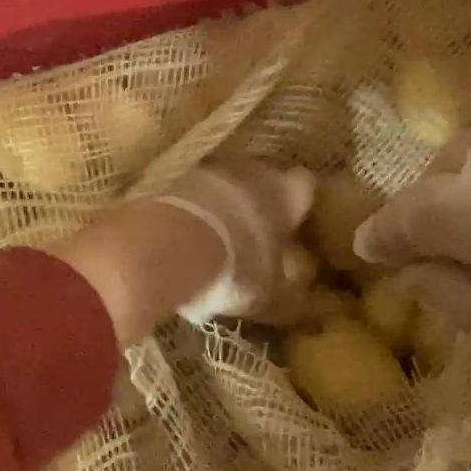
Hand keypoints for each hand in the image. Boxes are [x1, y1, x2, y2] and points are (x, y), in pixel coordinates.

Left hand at [52, 158, 314, 345]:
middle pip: (259, 179)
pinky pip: (182, 189)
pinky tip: (175, 237)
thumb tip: (301, 302)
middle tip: (246, 238)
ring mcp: (206, 168)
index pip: (305, 187)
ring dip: (215, 204)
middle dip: (254, 204)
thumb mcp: (270, 298)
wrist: (167, 246)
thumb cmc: (234, 268)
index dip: (298, 206)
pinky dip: (183, 207)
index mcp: (285, 194)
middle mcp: (250, 170)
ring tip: (205, 239)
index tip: (290, 226)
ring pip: (218, 182)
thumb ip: (290, 296)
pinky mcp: (166, 175)